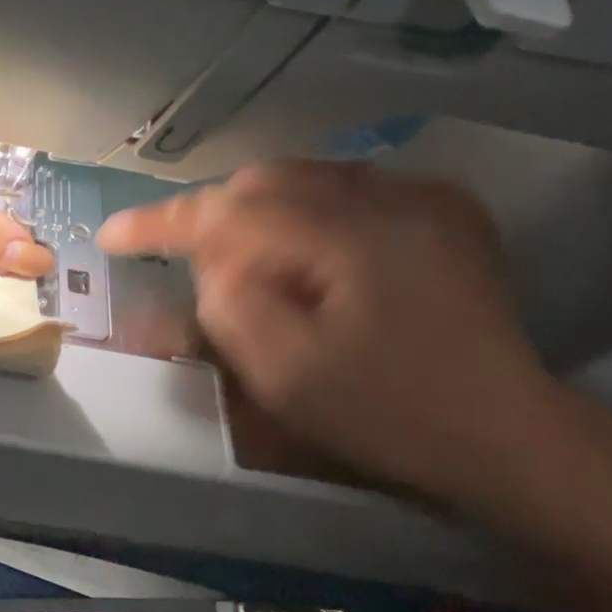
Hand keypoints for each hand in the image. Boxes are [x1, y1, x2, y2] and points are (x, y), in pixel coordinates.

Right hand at [97, 160, 560, 503]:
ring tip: (221, 253)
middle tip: (167, 253)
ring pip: (306, 177)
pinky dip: (298, 209)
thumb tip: (206, 265)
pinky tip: (290, 247)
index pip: (231, 211)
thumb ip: (228, 307)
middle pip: (267, 180)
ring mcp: (426, 201)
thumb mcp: (282, 375)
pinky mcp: (445, 216)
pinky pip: (347, 189)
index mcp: (351, 239)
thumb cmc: (382, 412)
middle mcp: (392, 200)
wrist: (501, 434)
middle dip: (206, 211)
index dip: (161, 221)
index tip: (110, 236)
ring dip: (249, 209)